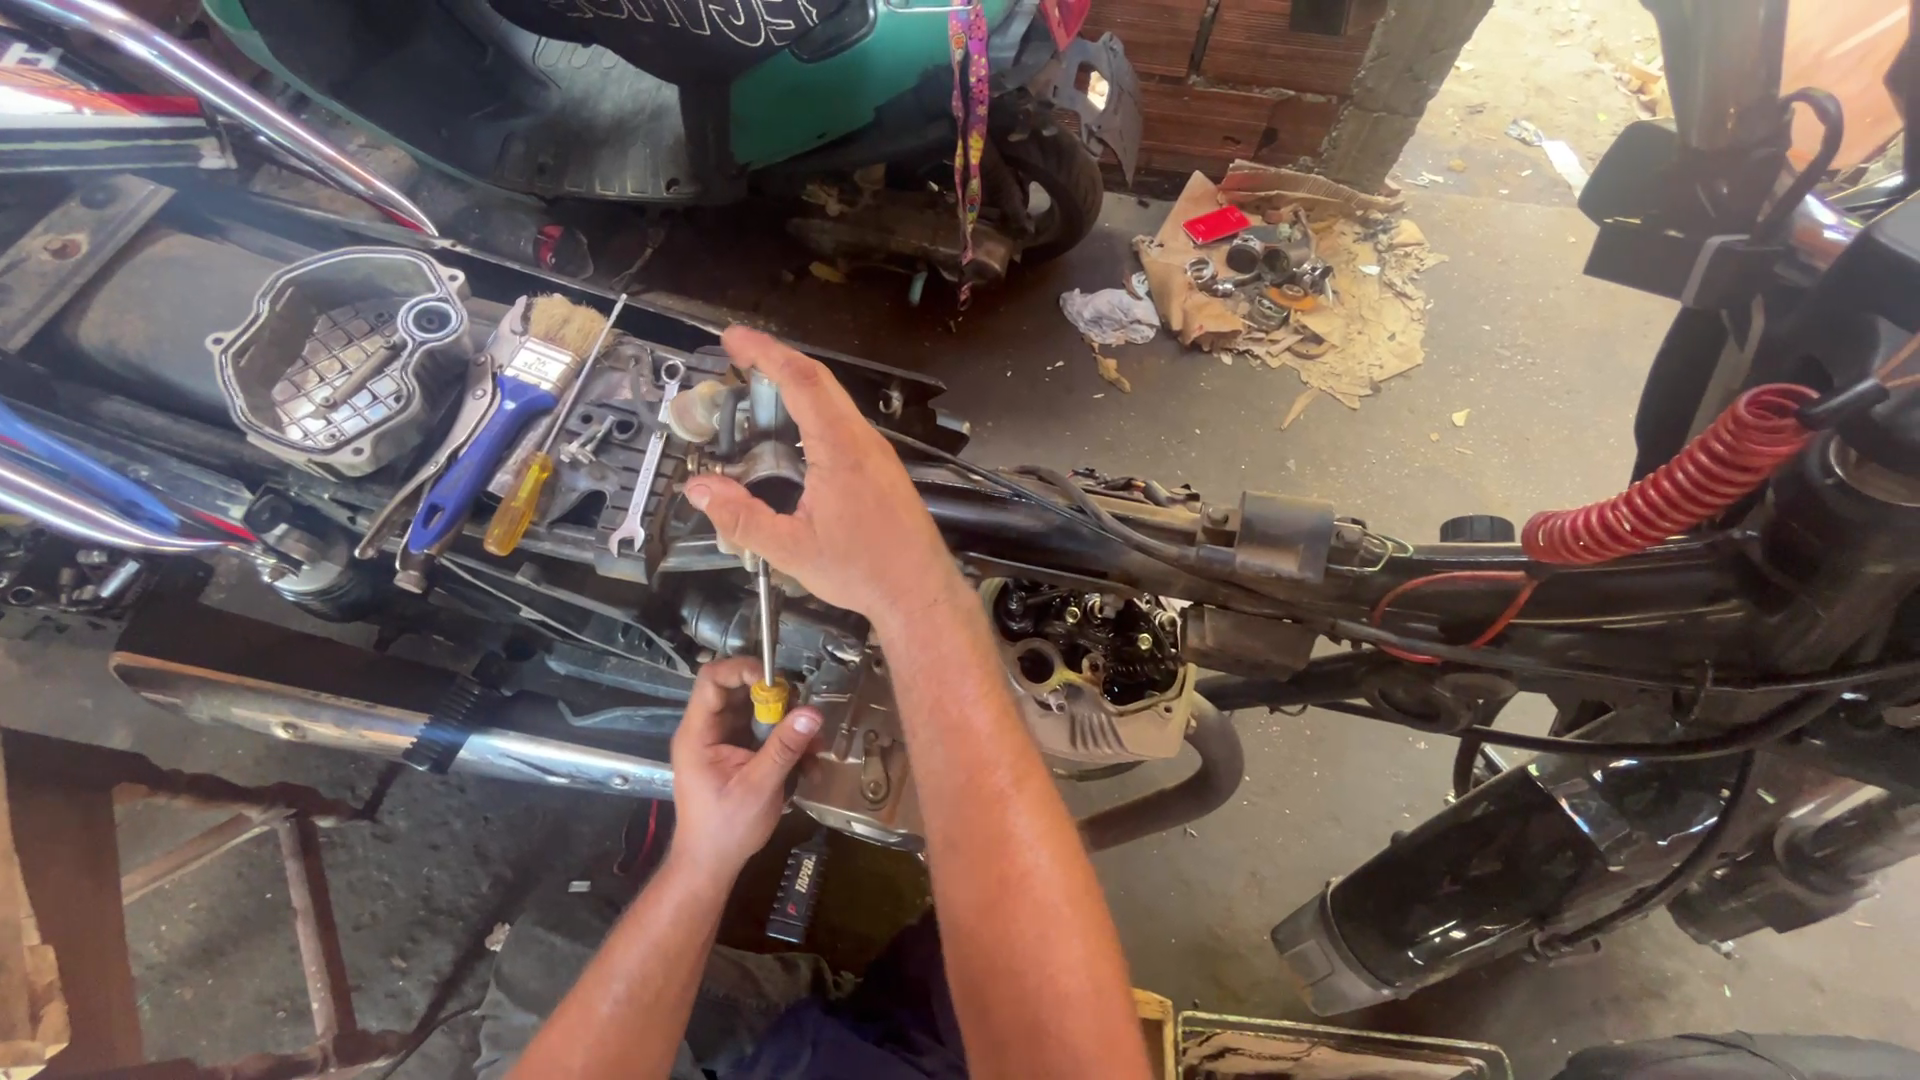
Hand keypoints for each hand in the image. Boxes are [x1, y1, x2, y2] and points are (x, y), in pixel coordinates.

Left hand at [668, 655, 821, 881]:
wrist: (711, 865)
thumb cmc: (724, 830)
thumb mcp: (758, 788)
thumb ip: (784, 748)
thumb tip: (812, 713)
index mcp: (698, 734)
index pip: (712, 680)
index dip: (742, 669)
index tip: (776, 679)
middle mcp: (709, 730)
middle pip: (740, 691)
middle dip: (776, 699)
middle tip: (803, 714)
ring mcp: (724, 740)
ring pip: (758, 710)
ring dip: (788, 722)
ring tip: (813, 745)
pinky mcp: (739, 751)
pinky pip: (765, 732)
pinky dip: (788, 741)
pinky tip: (808, 763)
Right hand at [684, 326, 965, 630]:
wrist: (919, 589)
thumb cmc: (865, 570)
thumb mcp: (792, 550)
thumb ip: (742, 519)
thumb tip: (701, 490)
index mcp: (841, 449)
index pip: (802, 381)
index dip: (766, 353)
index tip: (734, 339)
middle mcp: (863, 441)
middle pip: (820, 381)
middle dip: (776, 361)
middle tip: (738, 356)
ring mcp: (877, 453)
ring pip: (834, 403)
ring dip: (796, 389)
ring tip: (758, 394)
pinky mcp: (881, 468)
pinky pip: (844, 425)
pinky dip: (813, 415)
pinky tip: (794, 437)